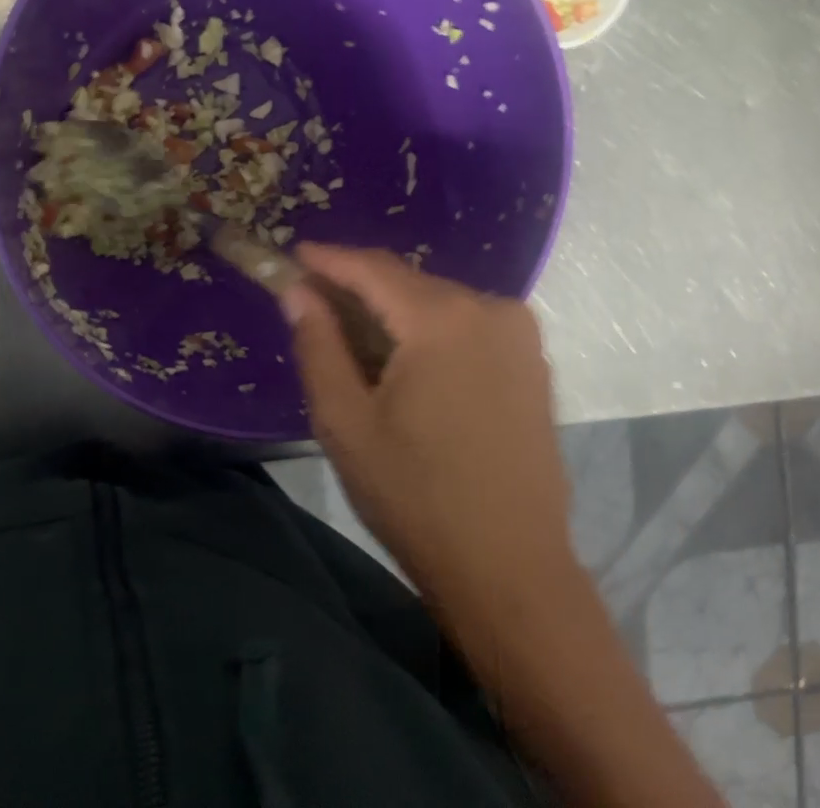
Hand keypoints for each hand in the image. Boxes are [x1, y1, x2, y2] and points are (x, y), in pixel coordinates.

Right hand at [274, 244, 570, 600]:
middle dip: (354, 285)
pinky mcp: (532, 367)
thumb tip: (296, 292)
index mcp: (443, 320)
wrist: (506, 564)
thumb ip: (317, 345)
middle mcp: (492, 312)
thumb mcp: (342, 419)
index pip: (372, 268)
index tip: (287, 255)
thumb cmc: (411, 492)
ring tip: (343, 332)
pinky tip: (395, 357)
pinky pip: (464, 326)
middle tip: (305, 299)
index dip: (326, 259)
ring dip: (388, 310)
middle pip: (407, 281)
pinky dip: (423, 330)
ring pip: (436, 303)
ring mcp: (521, 339)